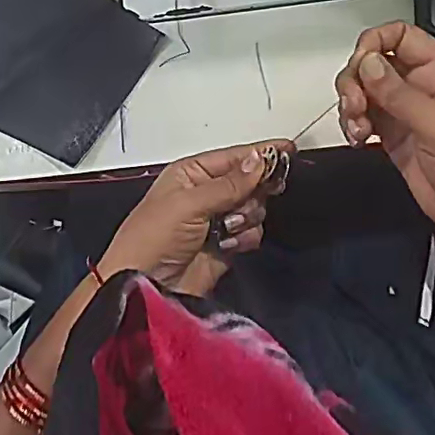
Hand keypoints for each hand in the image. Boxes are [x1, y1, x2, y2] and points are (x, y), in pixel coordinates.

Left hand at [100, 140, 290, 294]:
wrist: (146, 286)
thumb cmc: (155, 236)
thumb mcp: (188, 203)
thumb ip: (228, 184)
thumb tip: (260, 158)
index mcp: (192, 173)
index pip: (233, 157)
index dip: (261, 152)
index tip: (289, 148)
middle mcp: (207, 192)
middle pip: (249, 181)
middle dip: (254, 189)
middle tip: (255, 197)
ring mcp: (218, 219)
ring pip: (254, 207)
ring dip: (246, 216)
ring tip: (227, 227)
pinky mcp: (227, 244)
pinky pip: (252, 232)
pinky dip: (246, 237)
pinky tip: (229, 244)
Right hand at [335, 22, 434, 254]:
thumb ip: (402, 96)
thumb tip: (367, 64)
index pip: (402, 37)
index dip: (375, 43)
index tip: (360, 66)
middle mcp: (422, 88)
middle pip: (373, 63)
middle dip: (355, 80)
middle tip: (355, 105)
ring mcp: (406, 113)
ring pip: (363, 90)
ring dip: (350, 104)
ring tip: (358, 128)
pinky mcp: (394, 138)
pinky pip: (363, 118)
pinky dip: (353, 125)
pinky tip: (358, 139)